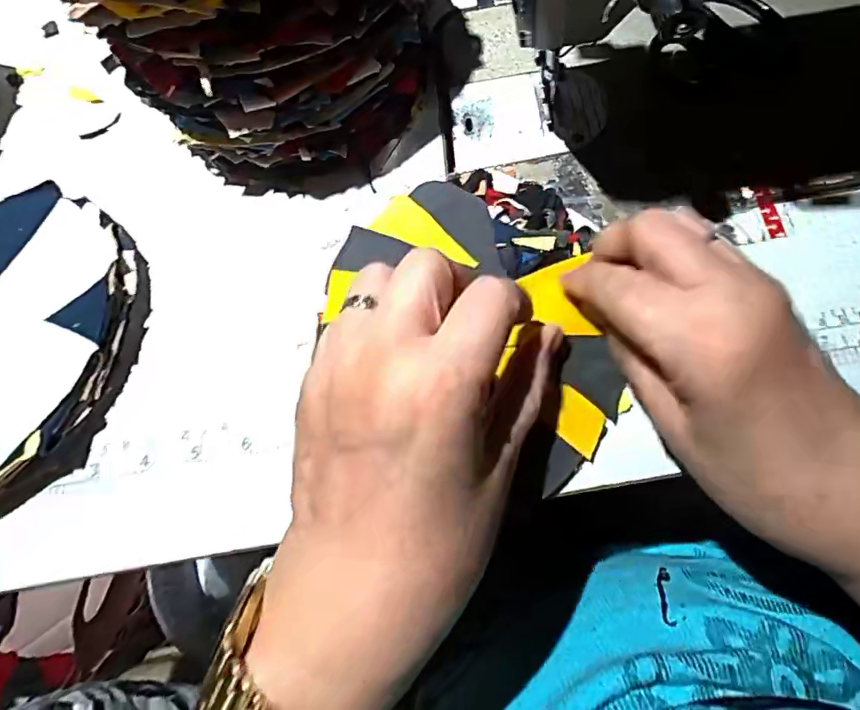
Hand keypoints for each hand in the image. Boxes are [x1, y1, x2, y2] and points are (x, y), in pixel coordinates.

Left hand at [247, 249, 561, 709]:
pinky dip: (377, 319)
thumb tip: (550, 331)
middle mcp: (384, 355)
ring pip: (379, 275)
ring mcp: (337, 362)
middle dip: (462, 284)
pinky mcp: (309, 377)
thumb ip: (530, 383)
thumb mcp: (504, 462)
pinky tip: (390, 364)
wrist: (345, 597)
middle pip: (427, 262)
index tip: (519, 330)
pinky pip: (348, 313)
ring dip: (412, 294)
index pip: (491, 292)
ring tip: (427, 340)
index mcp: (442, 380)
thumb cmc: (442, 541)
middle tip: (471, 328)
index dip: (516, 304)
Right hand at [562, 210, 859, 582]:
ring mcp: (756, 278)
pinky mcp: (770, 283)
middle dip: (612, 244)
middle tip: (594, 282)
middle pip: (653, 226)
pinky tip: (667, 289)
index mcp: (699, 333)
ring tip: (627, 283)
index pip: (620, 282)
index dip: (582, 281)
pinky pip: (710, 244)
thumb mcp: (676, 430)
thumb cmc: (757, 478)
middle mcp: (728, 287)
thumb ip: (633, 360)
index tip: (563, 290)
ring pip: (684, 223)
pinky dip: (677, 252)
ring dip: (646, 243)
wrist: (851, 478)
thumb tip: (604, 315)